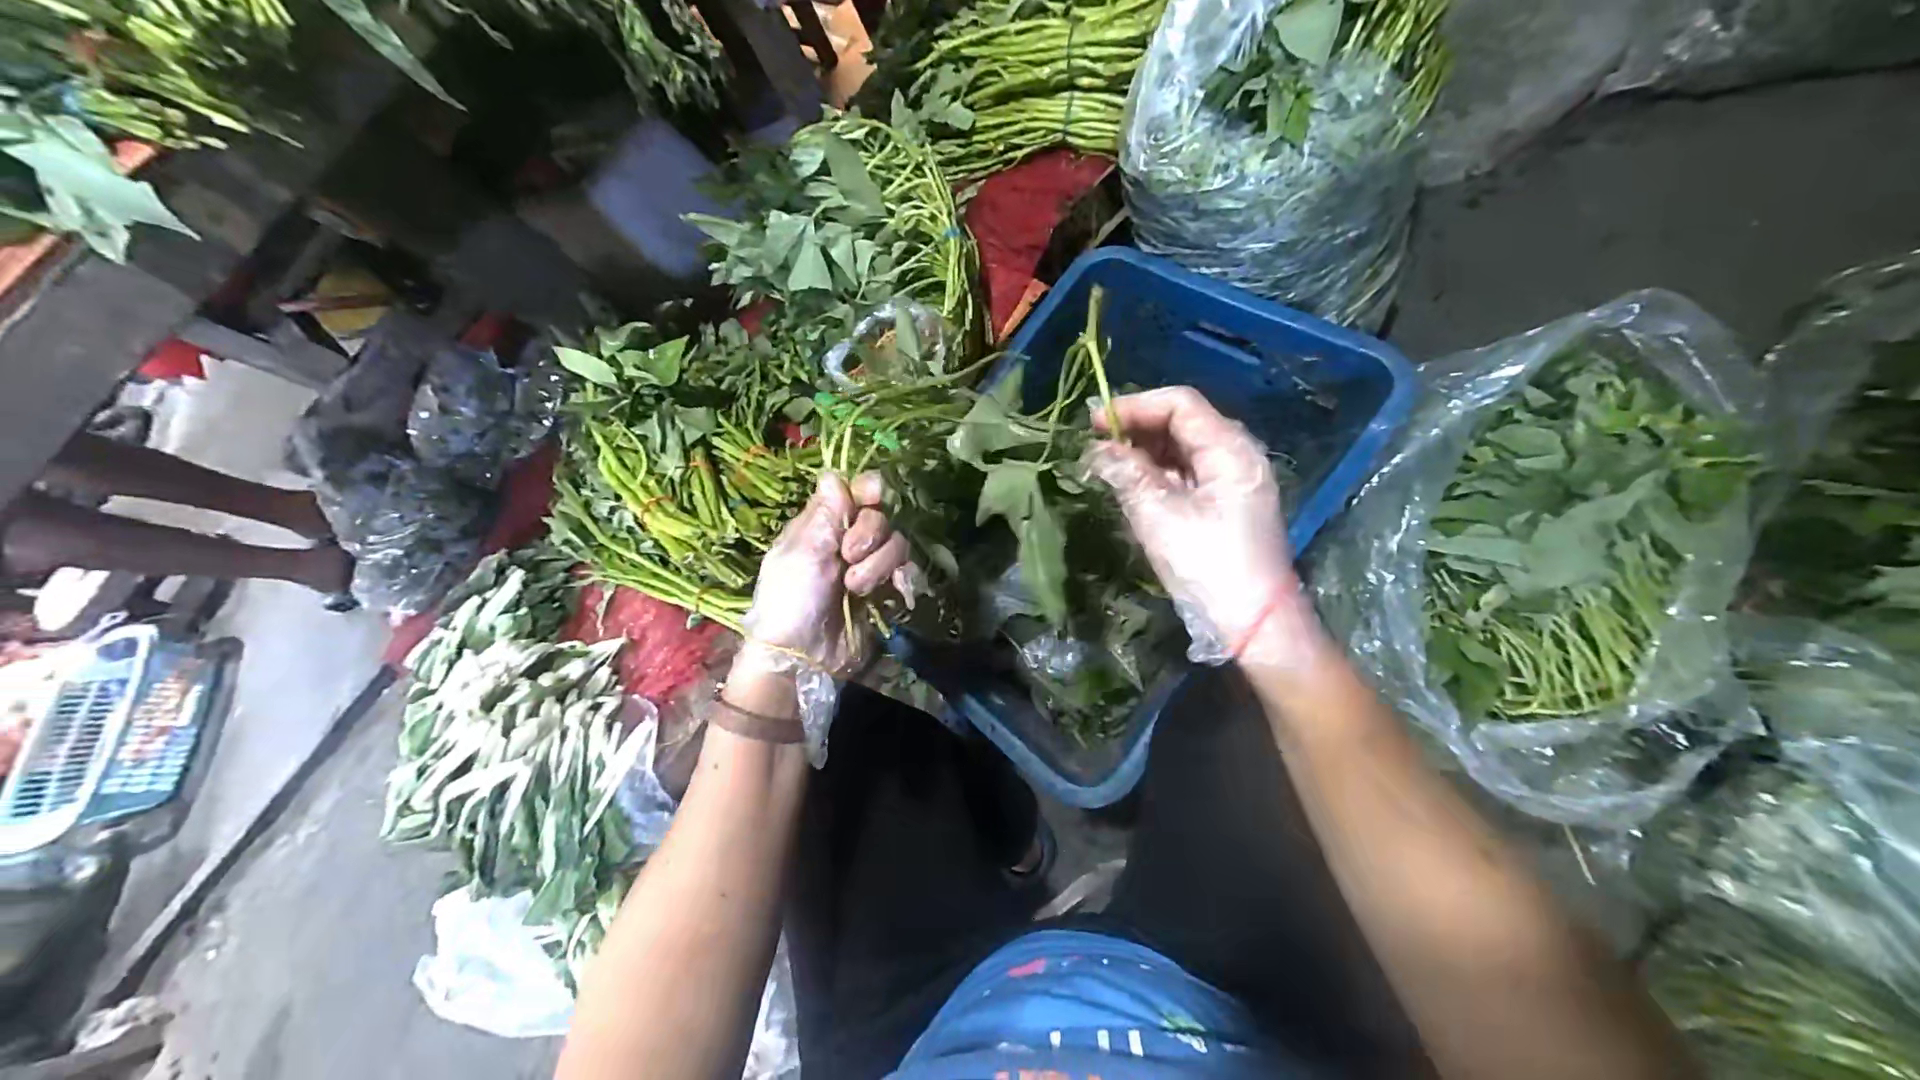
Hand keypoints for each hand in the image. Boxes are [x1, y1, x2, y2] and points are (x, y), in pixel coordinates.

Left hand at [738, 471, 913, 677]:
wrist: (803, 657)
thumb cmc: (790, 600)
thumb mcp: (801, 553)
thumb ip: (825, 515)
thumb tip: (832, 473)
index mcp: (820, 525)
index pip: (853, 492)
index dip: (868, 490)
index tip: (873, 496)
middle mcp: (847, 539)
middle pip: (880, 515)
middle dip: (869, 534)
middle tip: (847, 558)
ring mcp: (868, 566)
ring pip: (897, 542)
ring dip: (878, 564)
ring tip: (855, 588)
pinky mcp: (885, 591)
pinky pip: (908, 571)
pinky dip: (902, 578)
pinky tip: (893, 591)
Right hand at [1085, 387, 1322, 668]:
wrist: (1253, 624)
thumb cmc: (1207, 565)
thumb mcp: (1159, 516)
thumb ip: (1127, 474)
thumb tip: (1097, 448)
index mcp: (1229, 450)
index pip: (1180, 404)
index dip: (1134, 406)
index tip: (1094, 423)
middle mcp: (1237, 456)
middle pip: (1183, 422)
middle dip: (1137, 427)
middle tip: (1095, 443)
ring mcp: (1233, 481)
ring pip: (1183, 449)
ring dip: (1144, 451)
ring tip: (1106, 464)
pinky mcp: (1226, 505)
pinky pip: (1188, 474)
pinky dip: (1158, 473)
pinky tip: (1131, 484)